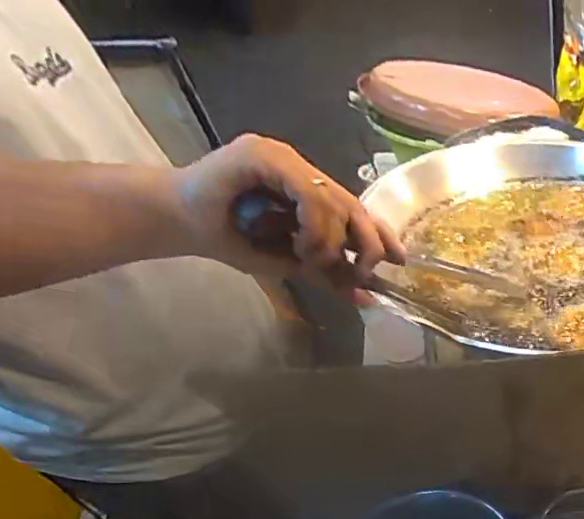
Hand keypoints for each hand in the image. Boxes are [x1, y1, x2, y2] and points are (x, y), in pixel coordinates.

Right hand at [171, 133, 404, 287]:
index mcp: (311, 191)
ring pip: (335, 201)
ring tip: (308, 257)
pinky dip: (313, 223)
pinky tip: (299, 243)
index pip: (357, 210)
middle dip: (368, 242)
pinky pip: (310, 192)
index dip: (381, 234)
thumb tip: (366, 298)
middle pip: (354, 205)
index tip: (399, 260)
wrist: (184, 224)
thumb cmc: (236, 241)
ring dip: (330, 240)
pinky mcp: (264, 155)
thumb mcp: (293, 264)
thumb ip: (329, 274)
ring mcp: (283, 158)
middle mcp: (302, 169)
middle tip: (363, 270)